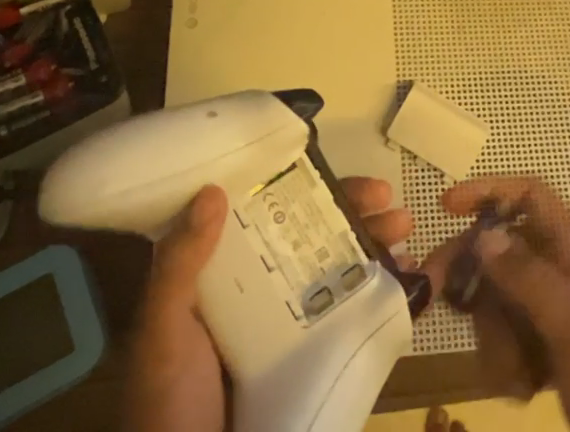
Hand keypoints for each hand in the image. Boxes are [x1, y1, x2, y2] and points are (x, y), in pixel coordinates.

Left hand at [122, 177, 414, 431]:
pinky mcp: (309, 358)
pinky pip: (347, 315)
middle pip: (310, 236)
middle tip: (390, 201)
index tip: (336, 173)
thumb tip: (213, 190)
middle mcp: (257, 289)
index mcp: (219, 272)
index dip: (302, 188)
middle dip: (353, 213)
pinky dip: (377, 293)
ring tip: (405, 232)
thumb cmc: (167, 396)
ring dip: (373, 245)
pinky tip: (405, 277)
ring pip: (335, 269)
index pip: (265, 213)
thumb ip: (180, 265)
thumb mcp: (163, 328)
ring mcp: (286, 325)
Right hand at [423, 177, 569, 431]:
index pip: (534, 198)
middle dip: (473, 277)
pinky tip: (523, 392)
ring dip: (494, 336)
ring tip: (514, 382)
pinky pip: (519, 340)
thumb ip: (535, 284)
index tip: (445, 208)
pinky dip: (509, 362)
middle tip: (436, 304)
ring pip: (507, 301)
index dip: (490, 191)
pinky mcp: (567, 357)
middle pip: (507, 252)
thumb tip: (485, 232)